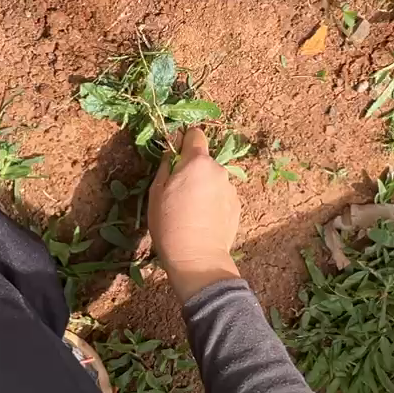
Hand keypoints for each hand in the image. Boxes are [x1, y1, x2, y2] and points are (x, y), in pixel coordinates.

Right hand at [148, 127, 242, 302]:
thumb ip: (166, 166)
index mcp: (197, 162)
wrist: (198, 258)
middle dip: (193, 170)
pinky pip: (221, 195)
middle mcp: (218, 170)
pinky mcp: (237, 206)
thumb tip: (172, 153)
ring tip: (191, 211)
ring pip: (213, 179)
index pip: (195, 134)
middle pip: (204, 160)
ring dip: (204, 187)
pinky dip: (213, 202)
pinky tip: (203, 220)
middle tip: (178, 192)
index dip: (184, 141)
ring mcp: (230, 188)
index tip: (175, 155)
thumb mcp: (156, 192)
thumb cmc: (170, 224)